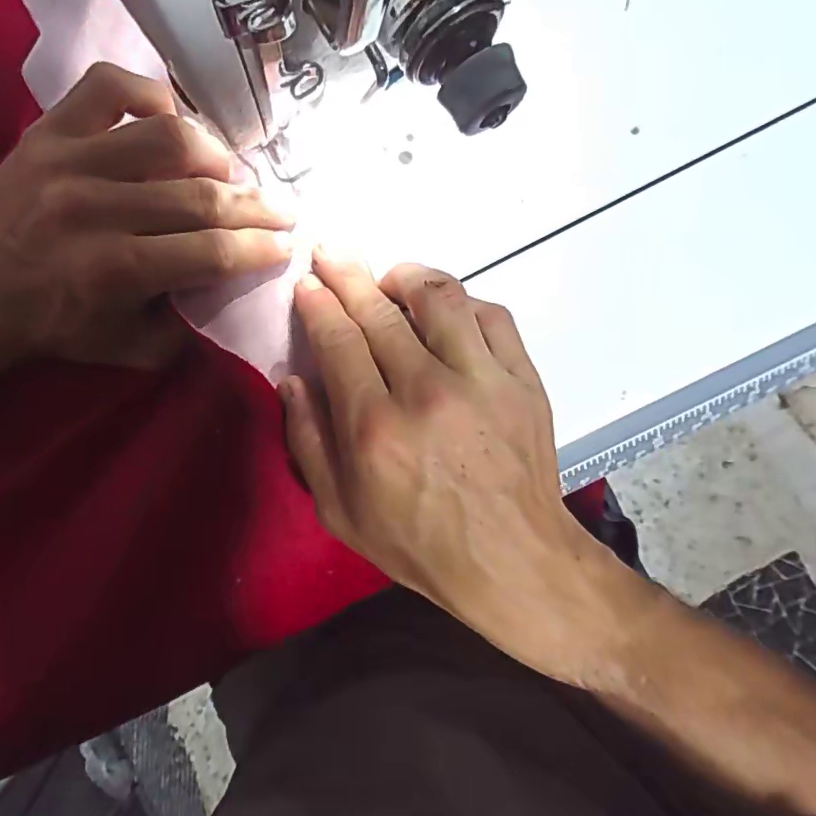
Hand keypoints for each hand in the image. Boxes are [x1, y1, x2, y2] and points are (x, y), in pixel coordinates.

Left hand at [0, 63, 292, 369]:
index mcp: (117, 270)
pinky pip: (110, 89)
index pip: (213, 251)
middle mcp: (96, 209)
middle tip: (280, 209)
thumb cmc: (56, 326)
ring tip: (227, 173)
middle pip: (201, 197)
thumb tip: (230, 283)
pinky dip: (151, 96)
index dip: (260, 247)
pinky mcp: (47, 131)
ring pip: (169, 138)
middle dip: (256, 207)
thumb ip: (185, 326)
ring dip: (215, 156)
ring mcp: (70, 162)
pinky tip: (169, 120)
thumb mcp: (128, 348)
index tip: (286, 243)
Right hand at [280, 251, 636, 656]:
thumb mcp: (338, 510)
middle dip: (347, 273)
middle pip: (379, 310)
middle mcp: (425, 391)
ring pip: (440, 297)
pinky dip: (462, 302)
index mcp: (373, 425)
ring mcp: (481, 380)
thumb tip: (292, 379)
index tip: (307, 283)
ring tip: (388, 277)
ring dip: (406, 275)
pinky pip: (492, 316)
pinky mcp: (522, 380)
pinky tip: (444, 311)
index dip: (318, 303)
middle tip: (331, 253)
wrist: (512, 562)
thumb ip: (307, 440)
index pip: (338, 339)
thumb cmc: (416, 542)